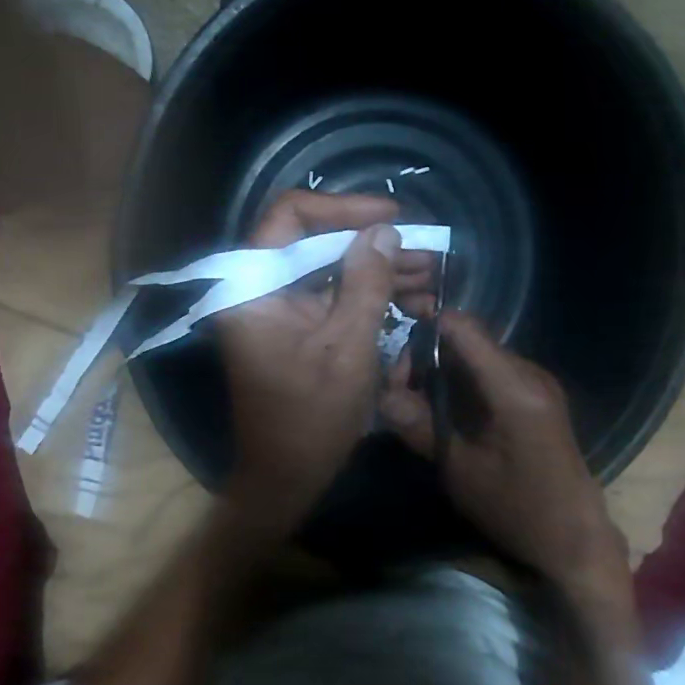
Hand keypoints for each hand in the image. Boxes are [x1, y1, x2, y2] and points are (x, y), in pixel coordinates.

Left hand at [213, 191, 403, 538]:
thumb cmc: (311, 419)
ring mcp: (275, 308)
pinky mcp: (292, 326)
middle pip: (314, 240)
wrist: (285, 477)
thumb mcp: (348, 348)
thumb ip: (366, 284)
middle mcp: (257, 288)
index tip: (392, 217)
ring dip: (378, 269)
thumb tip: (385, 231)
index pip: (289, 216)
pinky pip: (330, 295)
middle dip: (372, 243)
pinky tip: (413, 300)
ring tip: (432, 277)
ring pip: (328, 267)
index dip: (342, 207)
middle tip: (427, 252)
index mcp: (253, 287)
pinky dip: (367, 295)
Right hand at [379, 311, 625, 584]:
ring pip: (474, 356)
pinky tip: (439, 411)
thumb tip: (383, 395)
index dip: (425, 321)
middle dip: (424, 357)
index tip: (393, 337)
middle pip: (465, 340)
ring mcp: (535, 385)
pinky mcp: (534, 399)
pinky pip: (487, 374)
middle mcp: (528, 374)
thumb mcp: (459, 471)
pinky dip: (457, 383)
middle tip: (397, 393)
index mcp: (513, 387)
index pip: (463, 329)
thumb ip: (420, 426)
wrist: (574, 541)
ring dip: (439, 371)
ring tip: (413, 404)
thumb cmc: (517, 508)